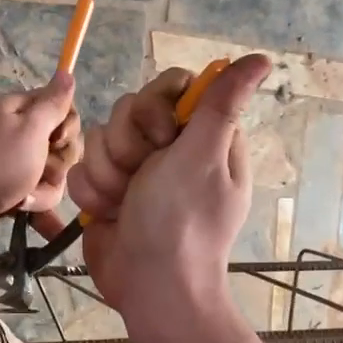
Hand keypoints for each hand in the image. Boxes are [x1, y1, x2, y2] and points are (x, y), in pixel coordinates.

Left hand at [0, 73, 81, 242]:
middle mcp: (17, 134)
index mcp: (20, 111)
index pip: (63, 109)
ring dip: (44, 192)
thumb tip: (66, 72)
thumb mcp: (29, 128)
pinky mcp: (9, 192)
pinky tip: (45, 226)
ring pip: (51, 177)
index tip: (56, 140)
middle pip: (61, 147)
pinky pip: (37, 198)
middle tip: (39, 170)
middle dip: (57, 165)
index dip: (67, 127)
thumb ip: (53, 104)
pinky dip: (40, 211)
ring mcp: (12, 165)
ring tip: (23, 199)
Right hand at [66, 54, 269, 315]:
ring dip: (108, 176)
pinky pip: (82, 170)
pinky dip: (92, 195)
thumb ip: (219, 103)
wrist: (149, 283)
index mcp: (202, 136)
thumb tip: (260, 58)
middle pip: (126, 110)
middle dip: (127, 147)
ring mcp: (134, 171)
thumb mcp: (204, 156)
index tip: (162, 136)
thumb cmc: (181, 221)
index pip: (169, 86)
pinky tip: (108, 214)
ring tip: (125, 204)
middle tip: (143, 177)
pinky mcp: (105, 191)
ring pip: (99, 140)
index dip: (155, 106)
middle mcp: (168, 149)